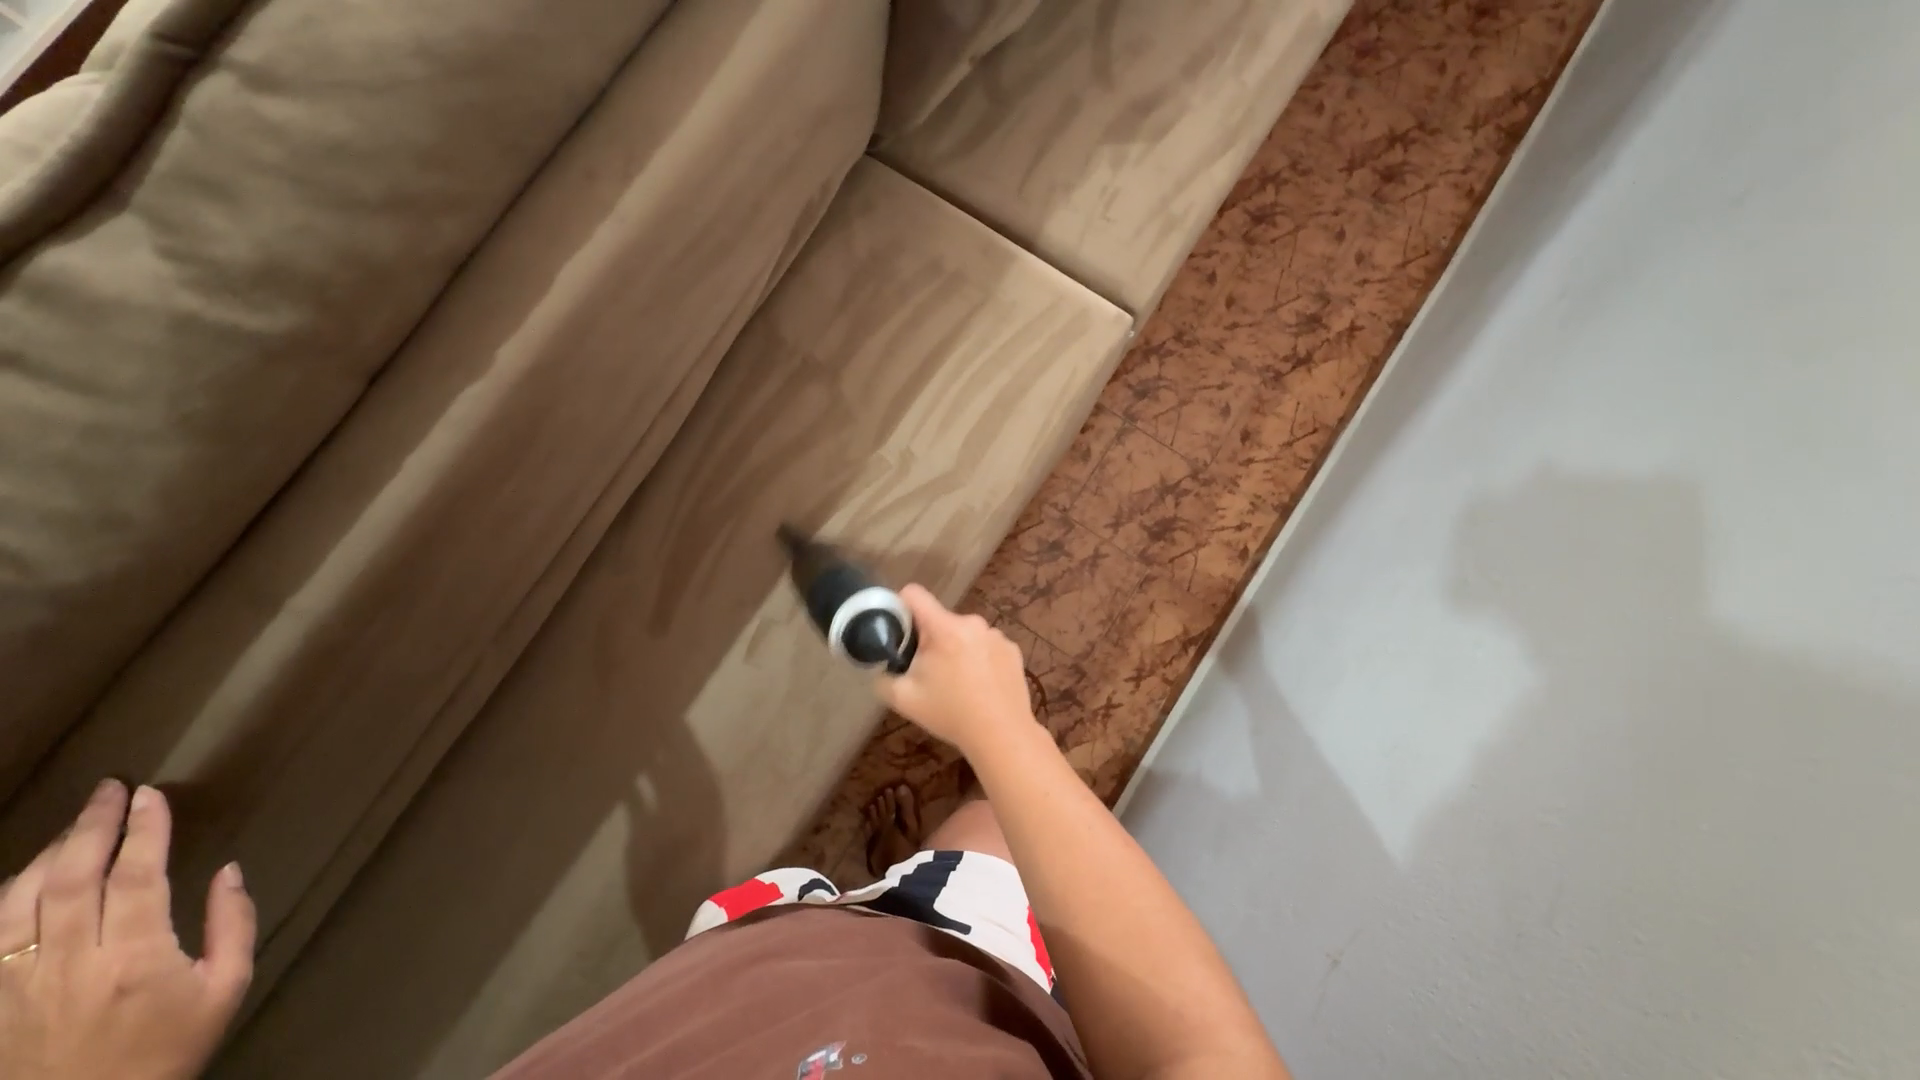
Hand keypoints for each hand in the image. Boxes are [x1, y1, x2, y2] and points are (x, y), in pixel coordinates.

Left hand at [0, 780, 256, 1079]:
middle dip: (93, 825)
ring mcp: (17, 980)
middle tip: (111, 789)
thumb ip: (233, 925)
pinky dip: (8, 894)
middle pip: (72, 876)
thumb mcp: (226, 989)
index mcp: (136, 956)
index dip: (145, 829)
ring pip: (20, 899)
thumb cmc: (168, 1049)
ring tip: (78, 825)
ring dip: (50, 852)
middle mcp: (71, 961)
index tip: (153, 795)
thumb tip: (228, 870)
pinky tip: (29, 875)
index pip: (137, 875)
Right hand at [875, 585, 1035, 757]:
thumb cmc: (950, 715)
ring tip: (958, 684)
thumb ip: (883, 677)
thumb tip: (883, 665)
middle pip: (939, 620)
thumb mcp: (903, 699)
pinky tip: (981, 686)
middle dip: (930, 640)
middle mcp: (972, 623)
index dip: (899, 607)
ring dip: (956, 649)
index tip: (897, 630)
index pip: (913, 594)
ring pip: (963, 634)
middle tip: (928, 673)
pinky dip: (979, 659)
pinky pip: (985, 645)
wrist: (1002, 735)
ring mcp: (996, 635)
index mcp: (944, 629)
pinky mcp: (1012, 649)